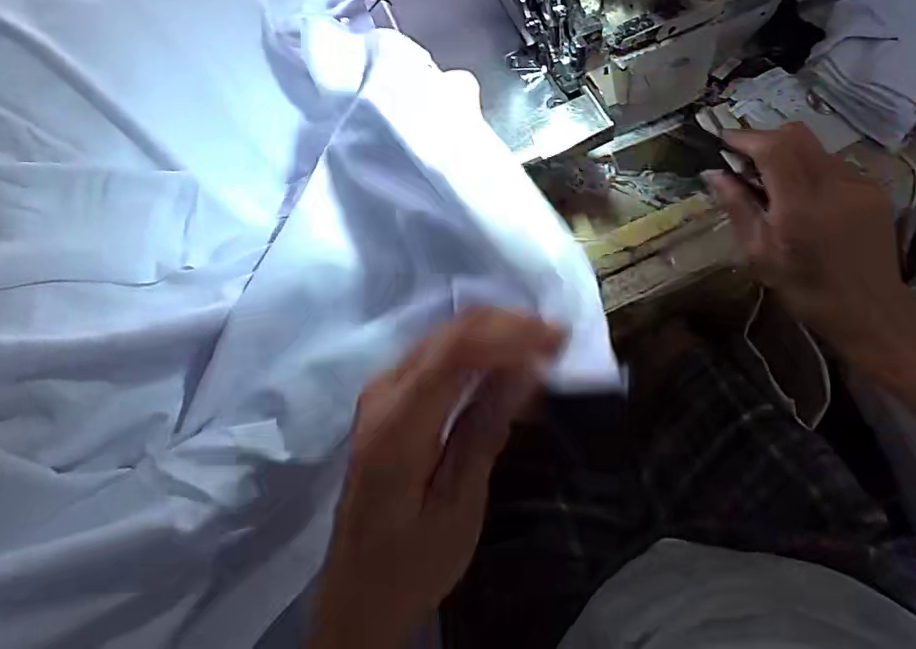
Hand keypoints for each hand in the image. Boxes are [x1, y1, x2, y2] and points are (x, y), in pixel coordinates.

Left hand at [307, 308, 563, 648]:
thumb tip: (526, 369)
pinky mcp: (388, 395)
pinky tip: (507, 360)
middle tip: (558, 338)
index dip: (508, 334)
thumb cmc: (411, 563)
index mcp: (397, 425)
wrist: (357, 590)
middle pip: (448, 334)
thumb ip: (486, 429)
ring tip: (542, 344)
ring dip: (493, 332)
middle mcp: (382, 392)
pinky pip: (436, 354)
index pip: (454, 354)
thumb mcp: (459, 507)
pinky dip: (476, 350)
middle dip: (507, 326)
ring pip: (442, 336)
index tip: (556, 338)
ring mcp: (380, 389)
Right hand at [703, 124, 915, 374]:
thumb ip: (736, 206)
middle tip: (745, 162)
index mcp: (801, 206)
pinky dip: (809, 169)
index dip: (744, 137)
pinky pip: (832, 163)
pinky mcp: (874, 189)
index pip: (773, 148)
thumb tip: (713, 172)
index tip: (723, 142)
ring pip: (814, 147)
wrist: (872, 313)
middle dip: (764, 139)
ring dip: (787, 155)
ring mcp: (860, 185)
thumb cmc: (806, 289)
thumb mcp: (758, 252)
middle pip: (795, 135)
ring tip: (774, 184)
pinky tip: (805, 197)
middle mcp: (834, 186)